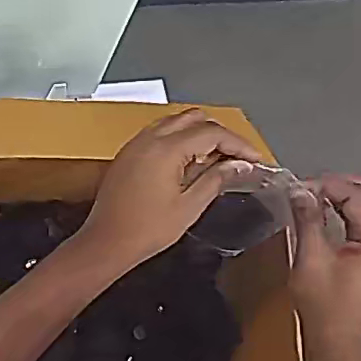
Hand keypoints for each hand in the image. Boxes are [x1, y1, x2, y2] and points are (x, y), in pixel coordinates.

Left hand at [75, 109, 262, 269]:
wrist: (106, 242)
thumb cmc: (145, 230)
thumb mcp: (189, 207)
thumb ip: (216, 180)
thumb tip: (238, 165)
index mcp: (166, 149)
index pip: (212, 133)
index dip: (238, 144)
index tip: (253, 158)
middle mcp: (150, 138)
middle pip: (195, 119)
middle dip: (220, 134)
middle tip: (237, 157)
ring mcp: (137, 144)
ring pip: (176, 122)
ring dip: (199, 134)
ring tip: (216, 160)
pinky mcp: (129, 153)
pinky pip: (160, 133)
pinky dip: (180, 139)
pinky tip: (189, 163)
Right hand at [290, 174, 360, 344]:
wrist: (335, 336)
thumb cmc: (324, 303)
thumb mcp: (311, 257)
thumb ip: (307, 219)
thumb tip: (299, 190)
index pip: (356, 195)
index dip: (327, 185)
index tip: (299, 186)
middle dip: (339, 184)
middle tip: (308, 187)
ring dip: (342, 195)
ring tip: (312, 196)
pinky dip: (346, 209)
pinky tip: (323, 211)